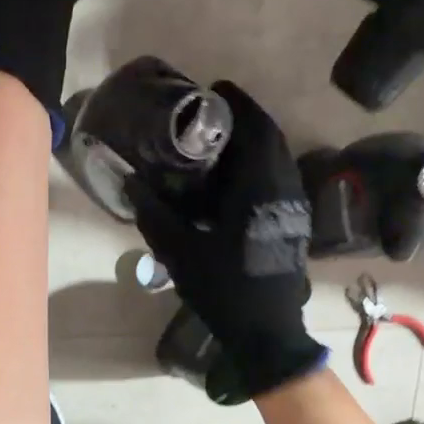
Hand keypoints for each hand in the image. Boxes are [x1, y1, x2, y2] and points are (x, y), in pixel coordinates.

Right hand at [132, 82, 326, 398]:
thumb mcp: (181, 253)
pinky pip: (277, 181)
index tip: (213, 90)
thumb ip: (156, 215)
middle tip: (211, 118)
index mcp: (260, 187)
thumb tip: (130, 183)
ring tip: (217, 148)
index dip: (238, 102)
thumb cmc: (224, 290)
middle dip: (245, 121)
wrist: (266, 333)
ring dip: (252, 146)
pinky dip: (257, 170)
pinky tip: (230, 185)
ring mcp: (292, 207)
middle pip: (269, 138)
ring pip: (277, 160)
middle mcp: (283, 188)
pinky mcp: (292, 224)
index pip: (256, 127)